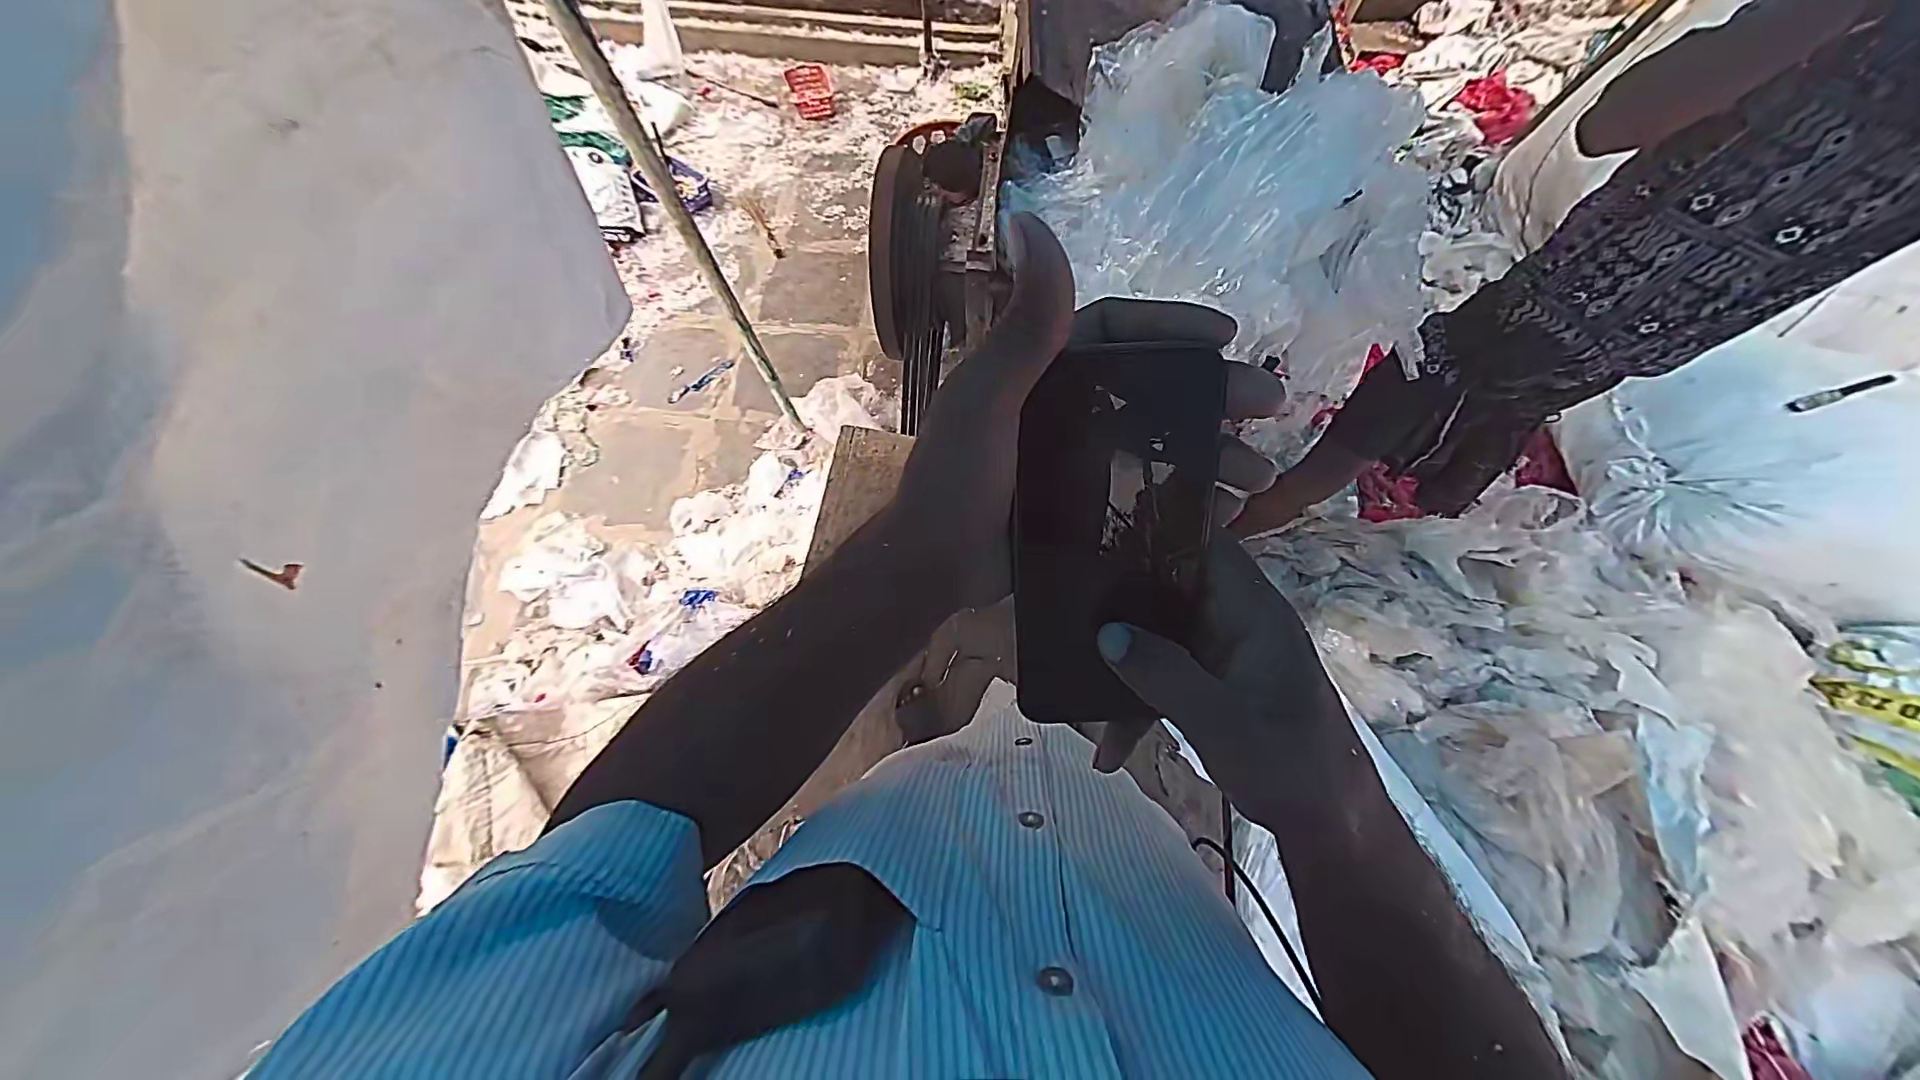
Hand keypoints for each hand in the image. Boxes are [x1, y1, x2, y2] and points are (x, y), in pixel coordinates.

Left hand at [888, 213, 1287, 609]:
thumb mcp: (987, 397)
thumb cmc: (955, 479)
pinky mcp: (1080, 503)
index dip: (1170, 327)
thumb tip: (1028, 219)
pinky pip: (1143, 489)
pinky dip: (1183, 496)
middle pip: (1147, 387)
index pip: (1112, 330)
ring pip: (1155, 442)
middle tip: (1270, 405)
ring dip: (1210, 453)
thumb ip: (1023, 323)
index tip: (1227, 335)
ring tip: (1259, 474)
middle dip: (1210, 395)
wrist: (934, 567)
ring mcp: (1072, 457)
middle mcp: (1058, 406)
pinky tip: (1223, 511)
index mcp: (1037, 370)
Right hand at [1090, 532, 1349, 785]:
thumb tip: (1106, 633)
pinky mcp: (1214, 682)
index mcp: (1251, 611)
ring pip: (1161, 634)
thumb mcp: (1220, 722)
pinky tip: (1111, 746)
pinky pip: (1165, 672)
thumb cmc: (1289, 768)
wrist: (1331, 828)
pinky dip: (1138, 700)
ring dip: (1124, 663)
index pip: (1204, 544)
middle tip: (1067, 610)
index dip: (1157, 531)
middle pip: (1170, 587)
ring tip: (1083, 695)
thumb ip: (1164, 674)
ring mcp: (1224, 652)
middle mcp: (1236, 621)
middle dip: (1121, 601)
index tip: (1100, 538)